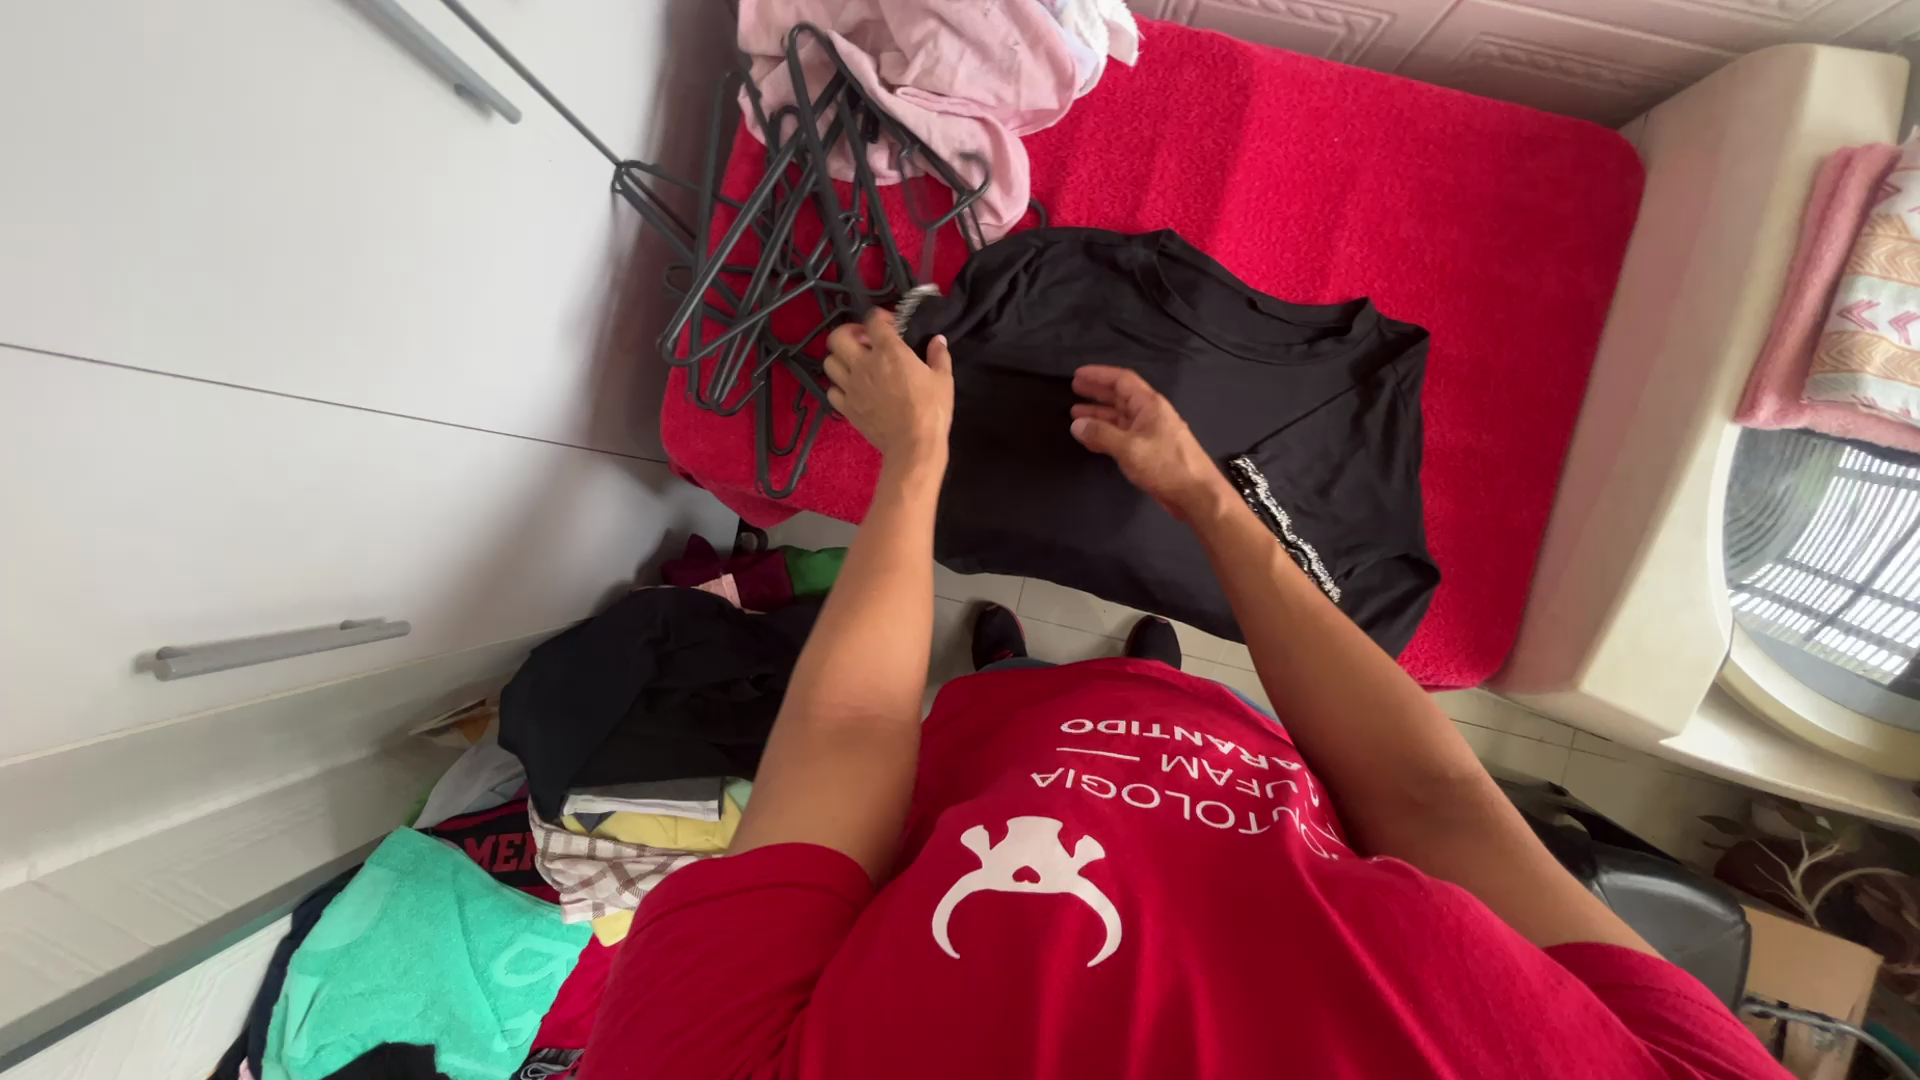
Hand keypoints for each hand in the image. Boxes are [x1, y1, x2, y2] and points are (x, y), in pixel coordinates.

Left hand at [825, 308, 953, 466]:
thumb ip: (938, 355)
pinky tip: (852, 389)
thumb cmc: (931, 410)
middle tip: (863, 342)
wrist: (913, 445)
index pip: (873, 321)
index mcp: (889, 352)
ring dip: (840, 359)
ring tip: (855, 364)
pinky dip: (838, 386)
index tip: (889, 324)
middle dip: (849, 333)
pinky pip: (831, 391)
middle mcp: (864, 365)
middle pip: (838, 337)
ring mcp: (851, 387)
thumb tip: (938, 340)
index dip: (880, 317)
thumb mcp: (943, 379)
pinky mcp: (847, 408)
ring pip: (829, 362)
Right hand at [1069, 365, 1235, 520]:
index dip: (1099, 375)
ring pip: (1119, 417)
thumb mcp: (1130, 448)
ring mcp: (1149, 433)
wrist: (1195, 494)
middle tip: (1074, 388)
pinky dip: (1105, 434)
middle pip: (1120, 396)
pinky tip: (1090, 438)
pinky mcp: (1147, 451)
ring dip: (1098, 414)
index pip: (1122, 380)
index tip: (1077, 374)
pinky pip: (1121, 435)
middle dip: (1097, 392)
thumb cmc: (1166, 466)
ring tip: (1076, 414)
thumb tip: (1077, 425)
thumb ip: (1101, 435)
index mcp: (1149, 405)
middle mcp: (1149, 414)